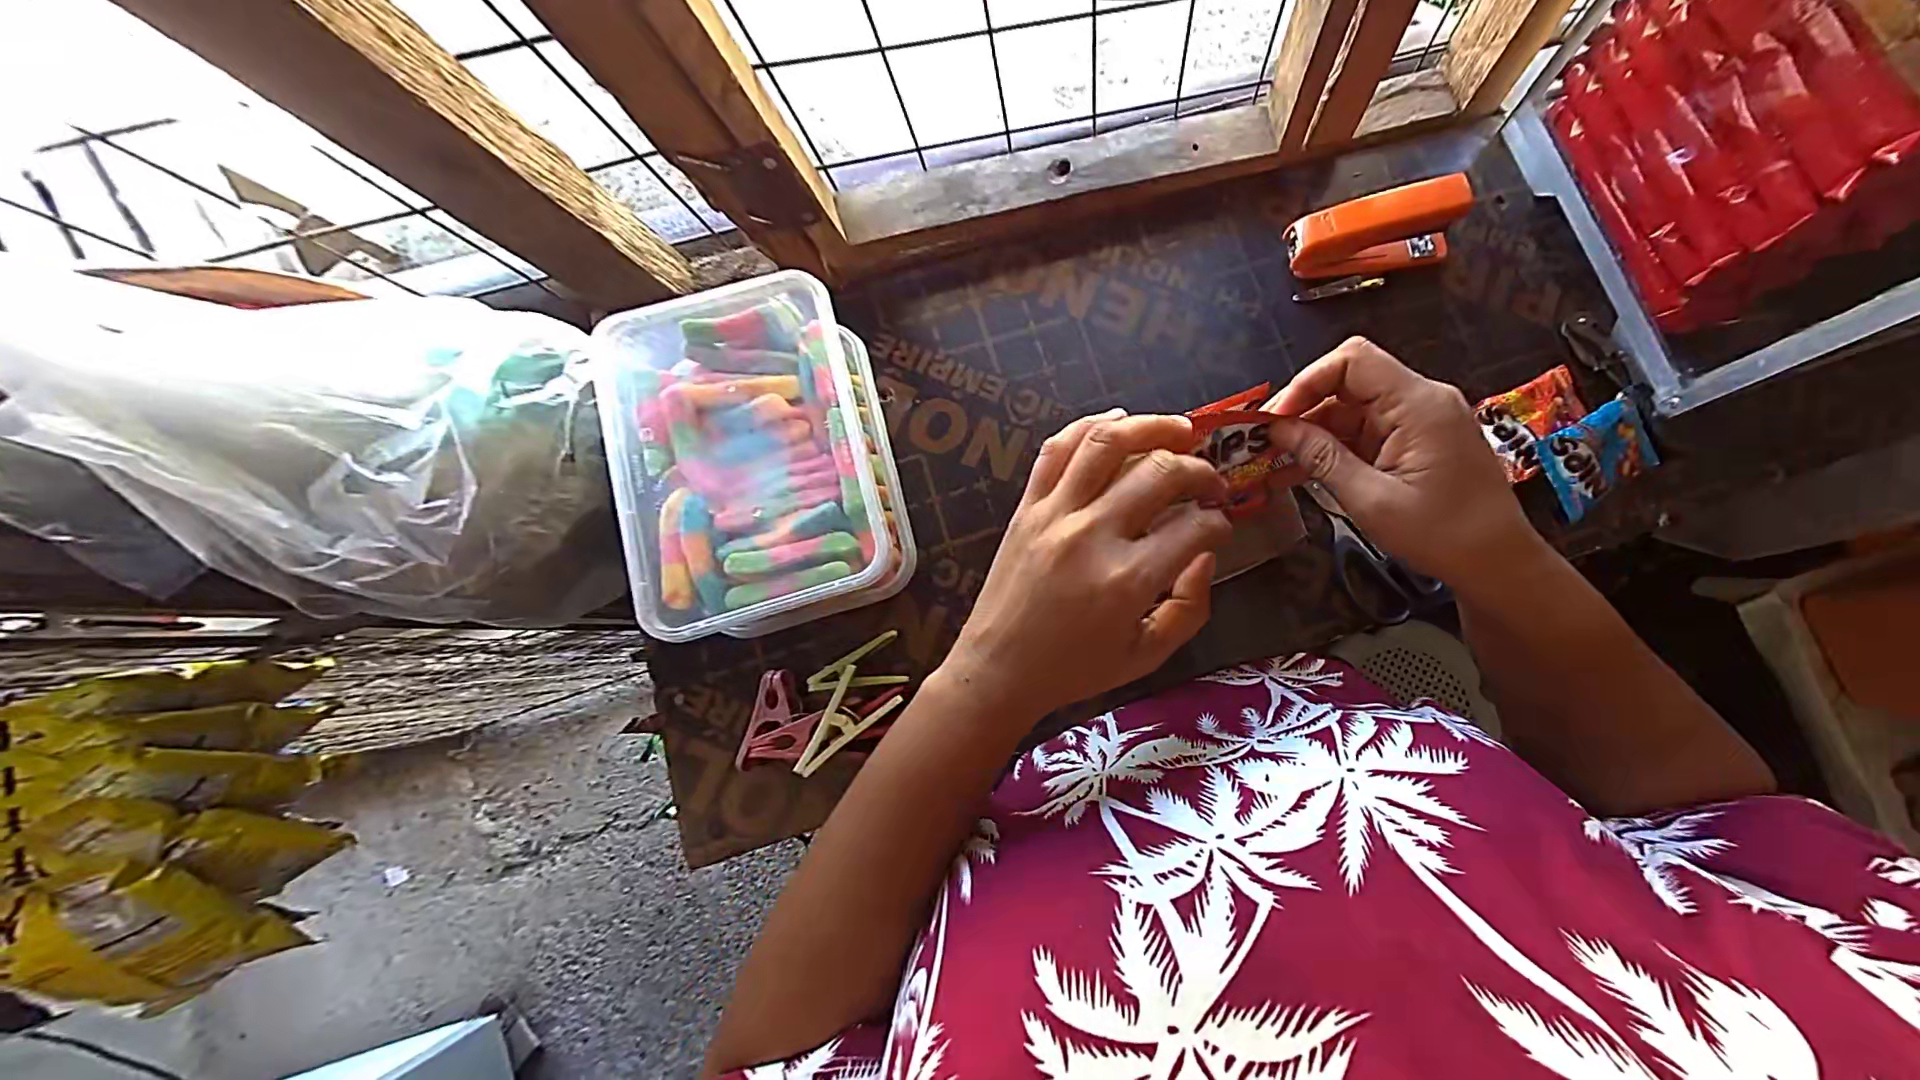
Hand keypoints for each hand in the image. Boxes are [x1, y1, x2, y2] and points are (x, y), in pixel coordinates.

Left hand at [942, 410, 1232, 720]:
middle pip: (1160, 471)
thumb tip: (1205, 554)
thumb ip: (1190, 607)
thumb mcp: (1147, 655)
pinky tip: (1115, 422)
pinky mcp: (1026, 507)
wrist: (999, 668)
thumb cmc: (1074, 669)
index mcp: (1127, 580)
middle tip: (1209, 481)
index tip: (1220, 525)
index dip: (1220, 521)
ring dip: (1151, 425)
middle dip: (1200, 470)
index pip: (1195, 526)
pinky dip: (1087, 426)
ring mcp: (1053, 515)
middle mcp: (1091, 536)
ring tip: (1179, 429)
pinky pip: (1055, 450)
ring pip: (1106, 443)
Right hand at [1263, 337, 1545, 592]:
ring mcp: (1415, 421)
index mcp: (1418, 405)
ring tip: (1271, 463)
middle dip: (1299, 410)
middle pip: (1345, 383)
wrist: (1496, 561)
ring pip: (1345, 409)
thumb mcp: (1370, 499)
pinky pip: (1358, 432)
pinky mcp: (1410, 440)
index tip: (1274, 419)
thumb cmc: (1442, 533)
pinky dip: (1327, 449)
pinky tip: (1295, 472)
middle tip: (1262, 443)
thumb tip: (1279, 431)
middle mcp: (1419, 401)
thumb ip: (1322, 458)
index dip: (1305, 383)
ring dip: (1308, 434)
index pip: (1351, 361)